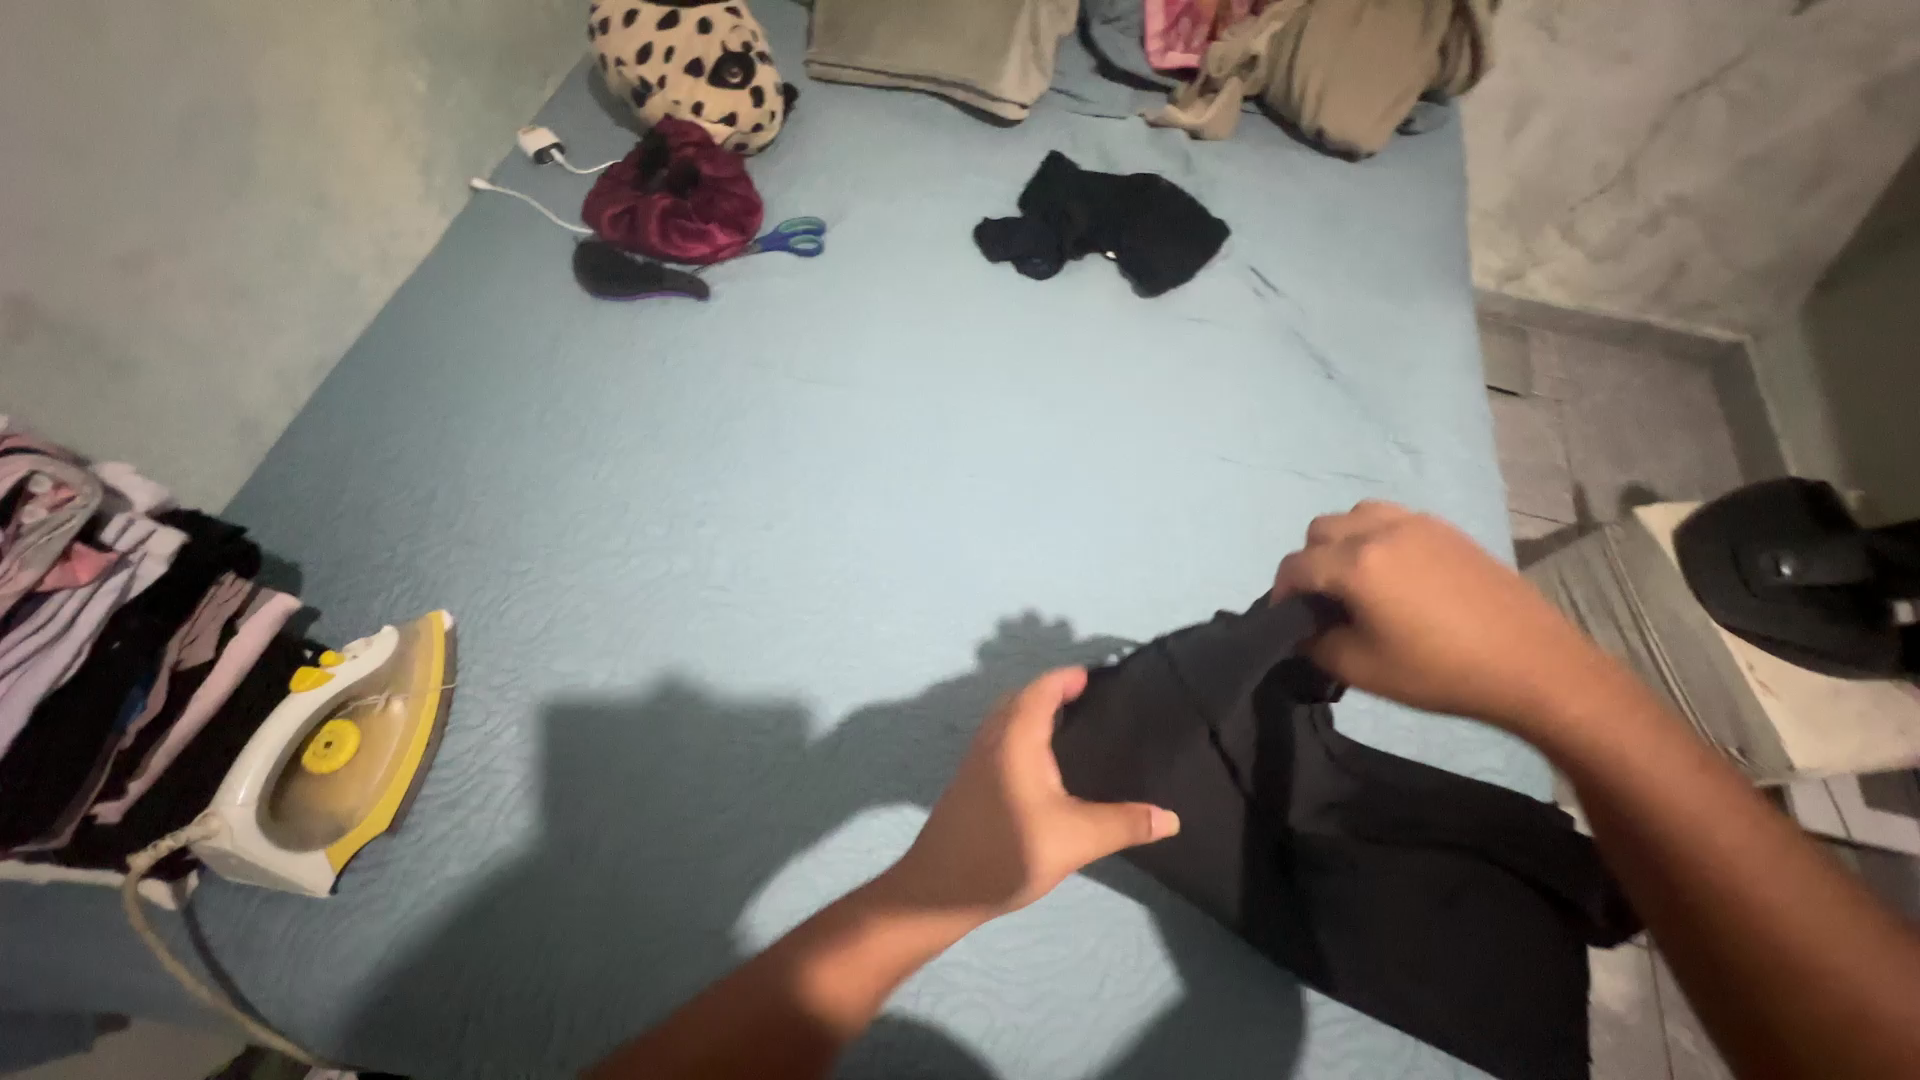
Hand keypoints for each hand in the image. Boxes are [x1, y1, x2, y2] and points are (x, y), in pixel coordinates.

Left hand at [882, 668, 1179, 919]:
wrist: (939, 889)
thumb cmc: (1006, 852)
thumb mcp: (1076, 839)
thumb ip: (1125, 824)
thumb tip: (1172, 818)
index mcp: (1016, 737)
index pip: (1042, 688)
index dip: (1067, 677)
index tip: (1097, 677)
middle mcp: (992, 737)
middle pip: (1022, 698)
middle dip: (1053, 691)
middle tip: (1091, 701)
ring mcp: (976, 758)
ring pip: (1007, 718)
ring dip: (1034, 712)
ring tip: (1072, 727)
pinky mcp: (970, 780)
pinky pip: (1000, 738)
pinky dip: (1022, 733)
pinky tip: (1042, 765)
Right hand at [1272, 500, 1615, 733]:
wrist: (1532, 666)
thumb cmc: (1439, 672)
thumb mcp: (1360, 669)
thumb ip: (1313, 644)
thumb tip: (1300, 629)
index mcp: (1356, 564)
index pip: (1295, 566)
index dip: (1280, 592)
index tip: (1286, 619)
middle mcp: (1381, 531)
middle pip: (1319, 531)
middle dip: (1309, 563)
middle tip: (1321, 601)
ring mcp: (1418, 525)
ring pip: (1355, 515)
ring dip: (1342, 542)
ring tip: (1355, 579)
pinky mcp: (1447, 531)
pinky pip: (1391, 519)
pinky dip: (1375, 537)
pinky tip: (1393, 574)